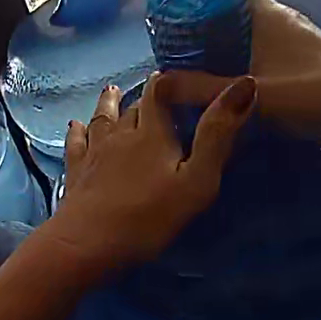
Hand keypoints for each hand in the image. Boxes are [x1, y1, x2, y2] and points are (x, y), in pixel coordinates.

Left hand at [36, 72, 255, 275]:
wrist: (88, 243)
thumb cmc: (149, 216)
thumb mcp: (197, 179)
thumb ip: (218, 134)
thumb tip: (245, 83)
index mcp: (152, 133)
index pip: (160, 94)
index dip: (169, 82)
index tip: (176, 76)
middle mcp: (121, 135)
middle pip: (133, 107)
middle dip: (145, 96)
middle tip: (154, 90)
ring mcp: (94, 152)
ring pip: (103, 119)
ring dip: (110, 104)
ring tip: (112, 90)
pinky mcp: (75, 172)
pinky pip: (76, 143)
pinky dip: (78, 131)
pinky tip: (75, 125)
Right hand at [165, 0, 320, 155]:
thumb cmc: (315, 95)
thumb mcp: (252, 93)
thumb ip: (203, 89)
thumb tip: (157, 82)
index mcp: (267, 16)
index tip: (169, 14)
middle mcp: (280, 24)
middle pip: (234, 16)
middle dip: (203, 29)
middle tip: (170, 50)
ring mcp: (294, 46)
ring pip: (247, 39)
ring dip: (221, 51)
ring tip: (187, 70)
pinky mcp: (301, 70)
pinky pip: (259, 60)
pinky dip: (238, 68)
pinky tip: (223, 90)